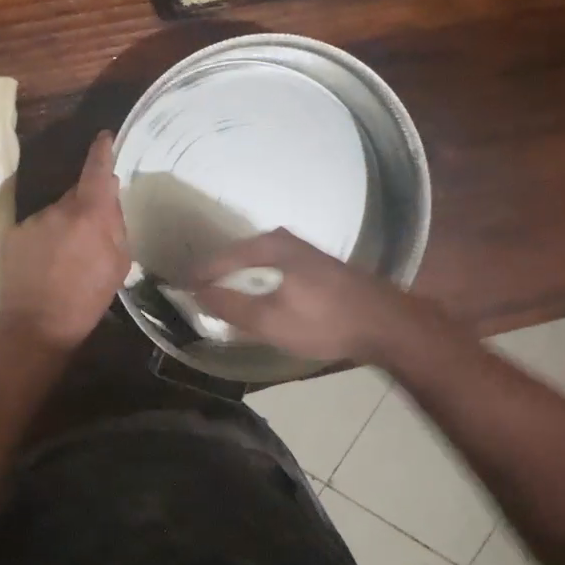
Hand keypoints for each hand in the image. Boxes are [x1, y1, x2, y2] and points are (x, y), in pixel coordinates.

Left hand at [0, 133, 130, 350]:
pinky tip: (46, 265)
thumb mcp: (118, 264)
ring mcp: (32, 221)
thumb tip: (109, 198)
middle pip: (76, 196)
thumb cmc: (87, 299)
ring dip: (63, 228)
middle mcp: (58, 209)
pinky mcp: (12, 235)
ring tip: (67, 260)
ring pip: (55, 214)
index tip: (105, 137)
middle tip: (92, 238)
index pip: (97, 170)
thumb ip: (115, 226)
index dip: (102, 151)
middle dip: (85, 209)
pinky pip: (35, 229)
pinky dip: (43, 241)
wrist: (36, 326)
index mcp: (90, 214)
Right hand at [192, 229, 438, 362]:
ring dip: (239, 277)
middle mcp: (285, 240)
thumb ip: (230, 306)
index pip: (221, 257)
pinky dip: (259, 280)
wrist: (384, 324)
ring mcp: (304, 251)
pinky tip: (259, 297)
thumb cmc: (323, 321)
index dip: (199, 274)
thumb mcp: (269, 320)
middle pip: (239, 255)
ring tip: (223, 296)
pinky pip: (274, 268)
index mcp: (270, 246)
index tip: (180, 289)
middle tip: (199, 292)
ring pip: (258, 261)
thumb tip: (196, 293)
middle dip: (218, 272)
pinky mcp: (318, 267)